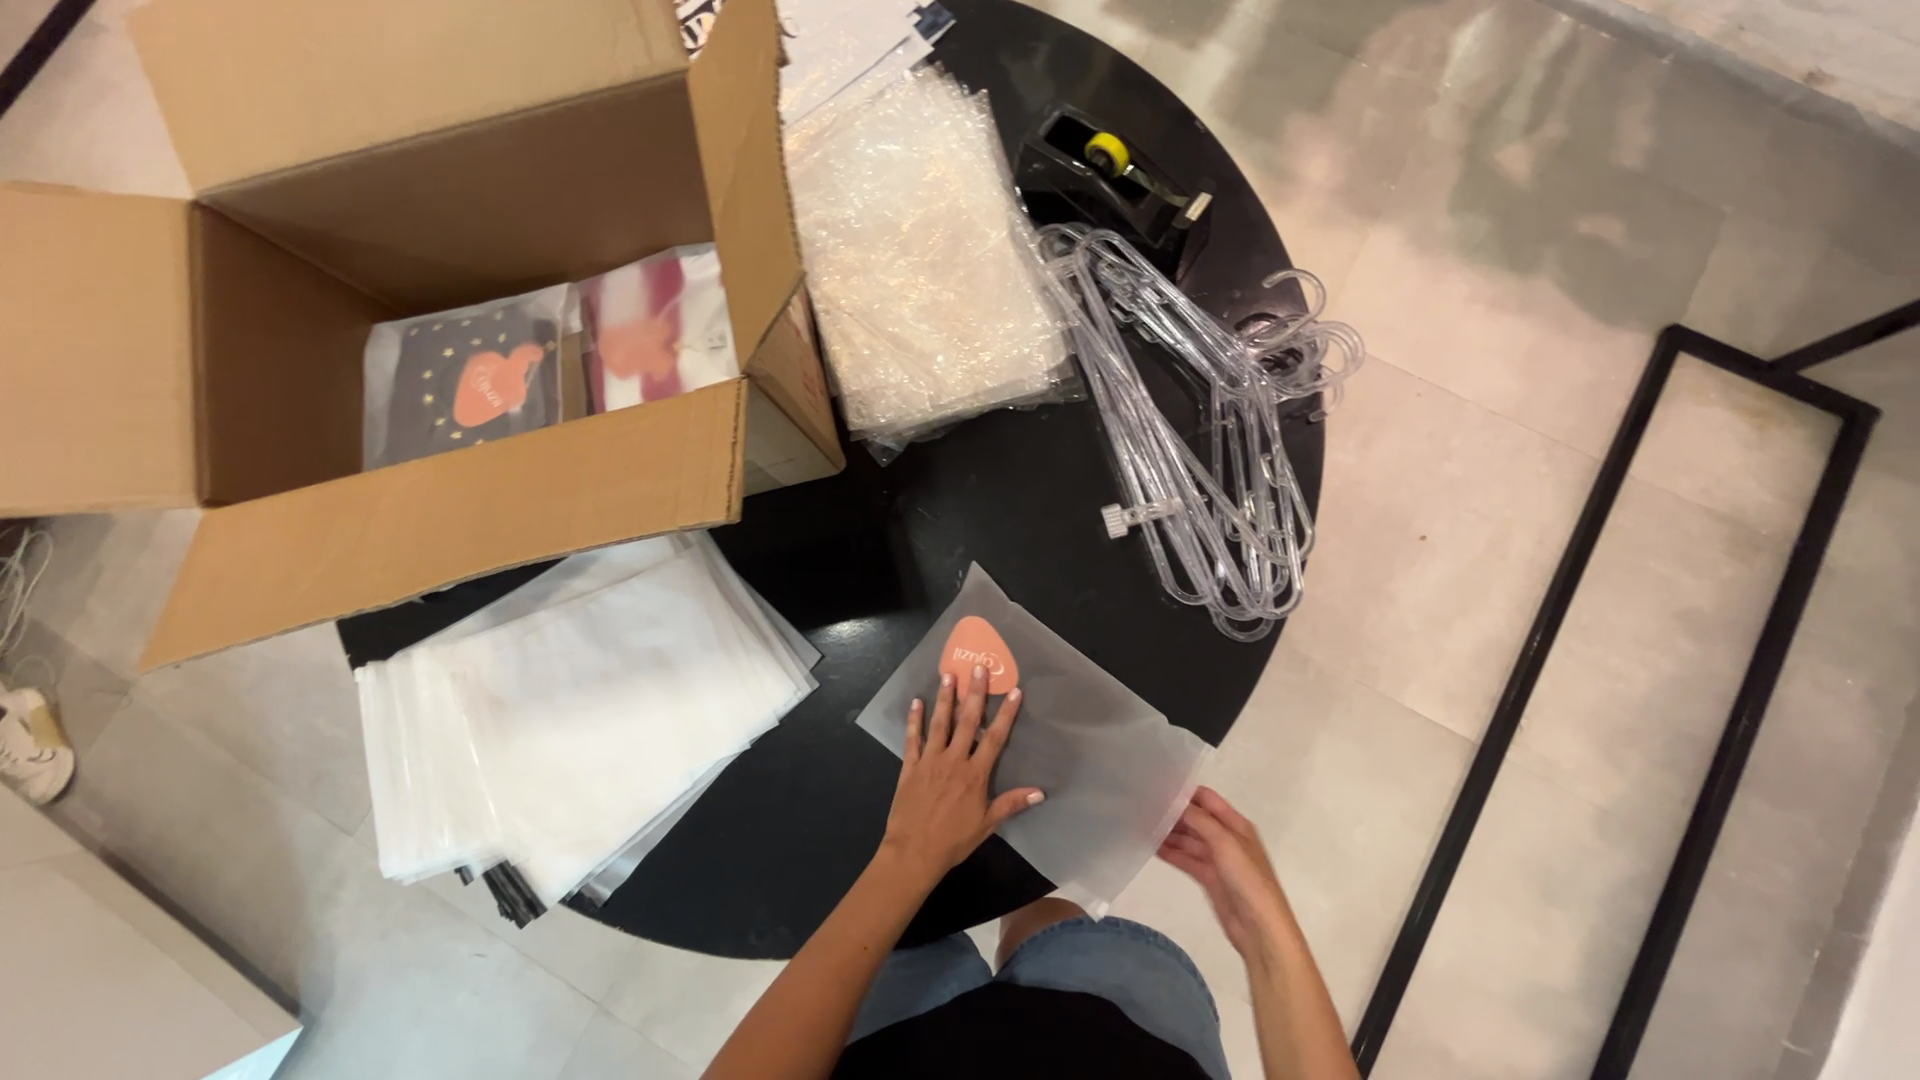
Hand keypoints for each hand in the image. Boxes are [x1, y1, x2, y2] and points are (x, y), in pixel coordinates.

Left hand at [879, 665, 1042, 882]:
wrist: (913, 853)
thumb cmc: (953, 841)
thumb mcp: (987, 825)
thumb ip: (1011, 803)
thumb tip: (1040, 791)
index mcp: (975, 774)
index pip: (995, 738)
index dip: (1005, 714)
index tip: (1014, 691)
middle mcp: (953, 761)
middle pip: (967, 721)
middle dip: (974, 693)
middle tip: (977, 667)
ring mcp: (930, 761)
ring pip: (939, 723)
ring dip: (945, 698)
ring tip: (948, 674)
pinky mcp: (910, 767)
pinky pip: (912, 739)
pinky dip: (914, 720)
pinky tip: (916, 702)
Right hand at [1158, 787, 1296, 965]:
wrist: (1260, 928)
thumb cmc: (1247, 879)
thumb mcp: (1225, 843)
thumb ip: (1200, 820)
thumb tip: (1175, 803)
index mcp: (1236, 824)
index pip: (1207, 799)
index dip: (1184, 792)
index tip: (1157, 788)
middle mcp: (1226, 838)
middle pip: (1195, 819)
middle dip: (1172, 814)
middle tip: (1142, 807)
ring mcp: (1217, 859)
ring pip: (1188, 839)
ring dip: (1169, 833)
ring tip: (1141, 826)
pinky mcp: (1208, 878)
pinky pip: (1186, 859)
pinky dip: (1171, 853)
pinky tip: (1151, 847)